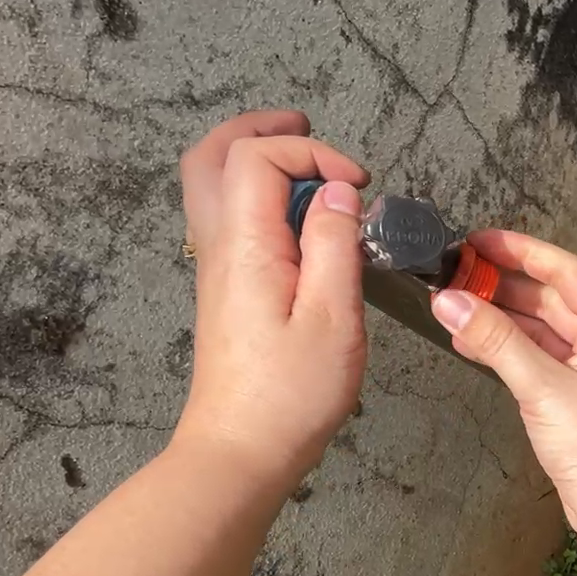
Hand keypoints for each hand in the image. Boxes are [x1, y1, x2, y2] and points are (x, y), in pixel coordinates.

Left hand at [173, 110, 370, 487]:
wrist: (245, 445)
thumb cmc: (296, 389)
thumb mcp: (334, 318)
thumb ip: (336, 248)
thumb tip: (342, 194)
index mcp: (247, 246)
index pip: (259, 159)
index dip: (311, 153)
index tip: (363, 186)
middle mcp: (220, 246)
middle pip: (214, 157)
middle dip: (262, 131)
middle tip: (310, 130)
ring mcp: (219, 269)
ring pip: (213, 186)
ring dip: (254, 159)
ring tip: (307, 166)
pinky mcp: (230, 292)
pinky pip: (229, 219)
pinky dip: (258, 196)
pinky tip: (299, 220)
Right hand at [429, 231, 576, 568]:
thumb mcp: (544, 388)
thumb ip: (497, 342)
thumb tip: (448, 299)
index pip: (570, 274)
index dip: (525, 252)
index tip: (479, 240)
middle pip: (554, 300)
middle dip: (506, 285)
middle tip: (455, 272)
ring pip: (543, 330)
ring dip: (502, 318)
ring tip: (453, 304)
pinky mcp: (576, 398)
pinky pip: (539, 360)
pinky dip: (508, 350)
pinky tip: (470, 342)